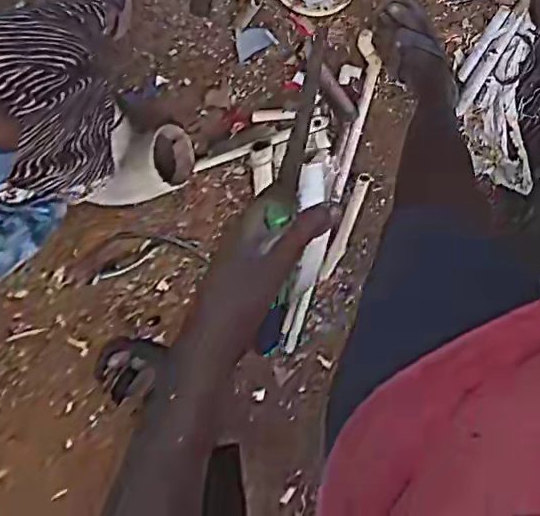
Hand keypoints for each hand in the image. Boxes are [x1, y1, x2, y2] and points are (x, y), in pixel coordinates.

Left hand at [176, 196, 337, 369]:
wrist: (209, 350)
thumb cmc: (240, 303)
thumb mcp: (279, 263)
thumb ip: (305, 232)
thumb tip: (331, 207)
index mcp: (245, 224)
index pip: (277, 192)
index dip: (301, 190)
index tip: (325, 194)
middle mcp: (241, 236)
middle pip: (280, 218)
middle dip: (302, 225)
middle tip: (321, 235)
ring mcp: (239, 259)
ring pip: (277, 242)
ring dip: (295, 251)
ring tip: (306, 266)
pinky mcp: (241, 280)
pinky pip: (270, 263)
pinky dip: (285, 269)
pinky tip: (290, 287)